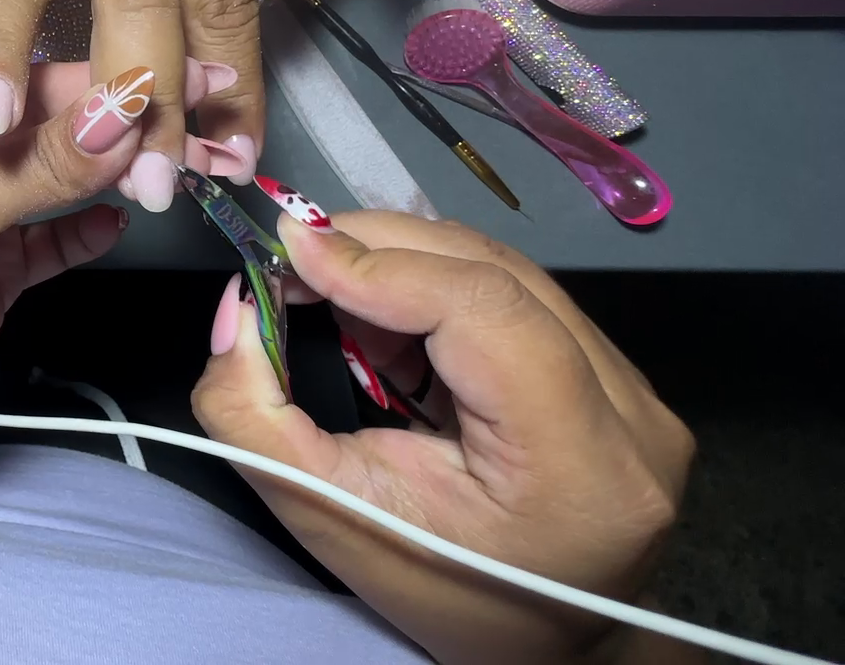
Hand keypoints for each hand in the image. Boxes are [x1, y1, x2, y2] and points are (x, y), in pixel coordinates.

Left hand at [0, 59, 221, 427]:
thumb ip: (39, 162)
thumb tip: (129, 109)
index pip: (41, 84)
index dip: (114, 78)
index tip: (193, 73)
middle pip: (64, 133)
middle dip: (133, 127)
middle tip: (214, 125)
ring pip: (68, 186)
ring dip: (122, 177)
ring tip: (194, 170)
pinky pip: (55, 241)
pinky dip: (88, 230)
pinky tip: (119, 220)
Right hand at [192, 210, 694, 664]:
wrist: (540, 635)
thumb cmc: (432, 584)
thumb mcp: (317, 508)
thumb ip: (247, 409)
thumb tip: (236, 305)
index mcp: (576, 466)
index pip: (483, 310)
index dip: (377, 265)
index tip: (287, 249)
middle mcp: (631, 413)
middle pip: (488, 270)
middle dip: (369, 244)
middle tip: (286, 261)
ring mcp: (632, 385)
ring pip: (493, 264)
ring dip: (390, 255)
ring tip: (320, 285)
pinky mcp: (605, 367)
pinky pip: (498, 285)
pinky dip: (416, 277)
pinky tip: (370, 308)